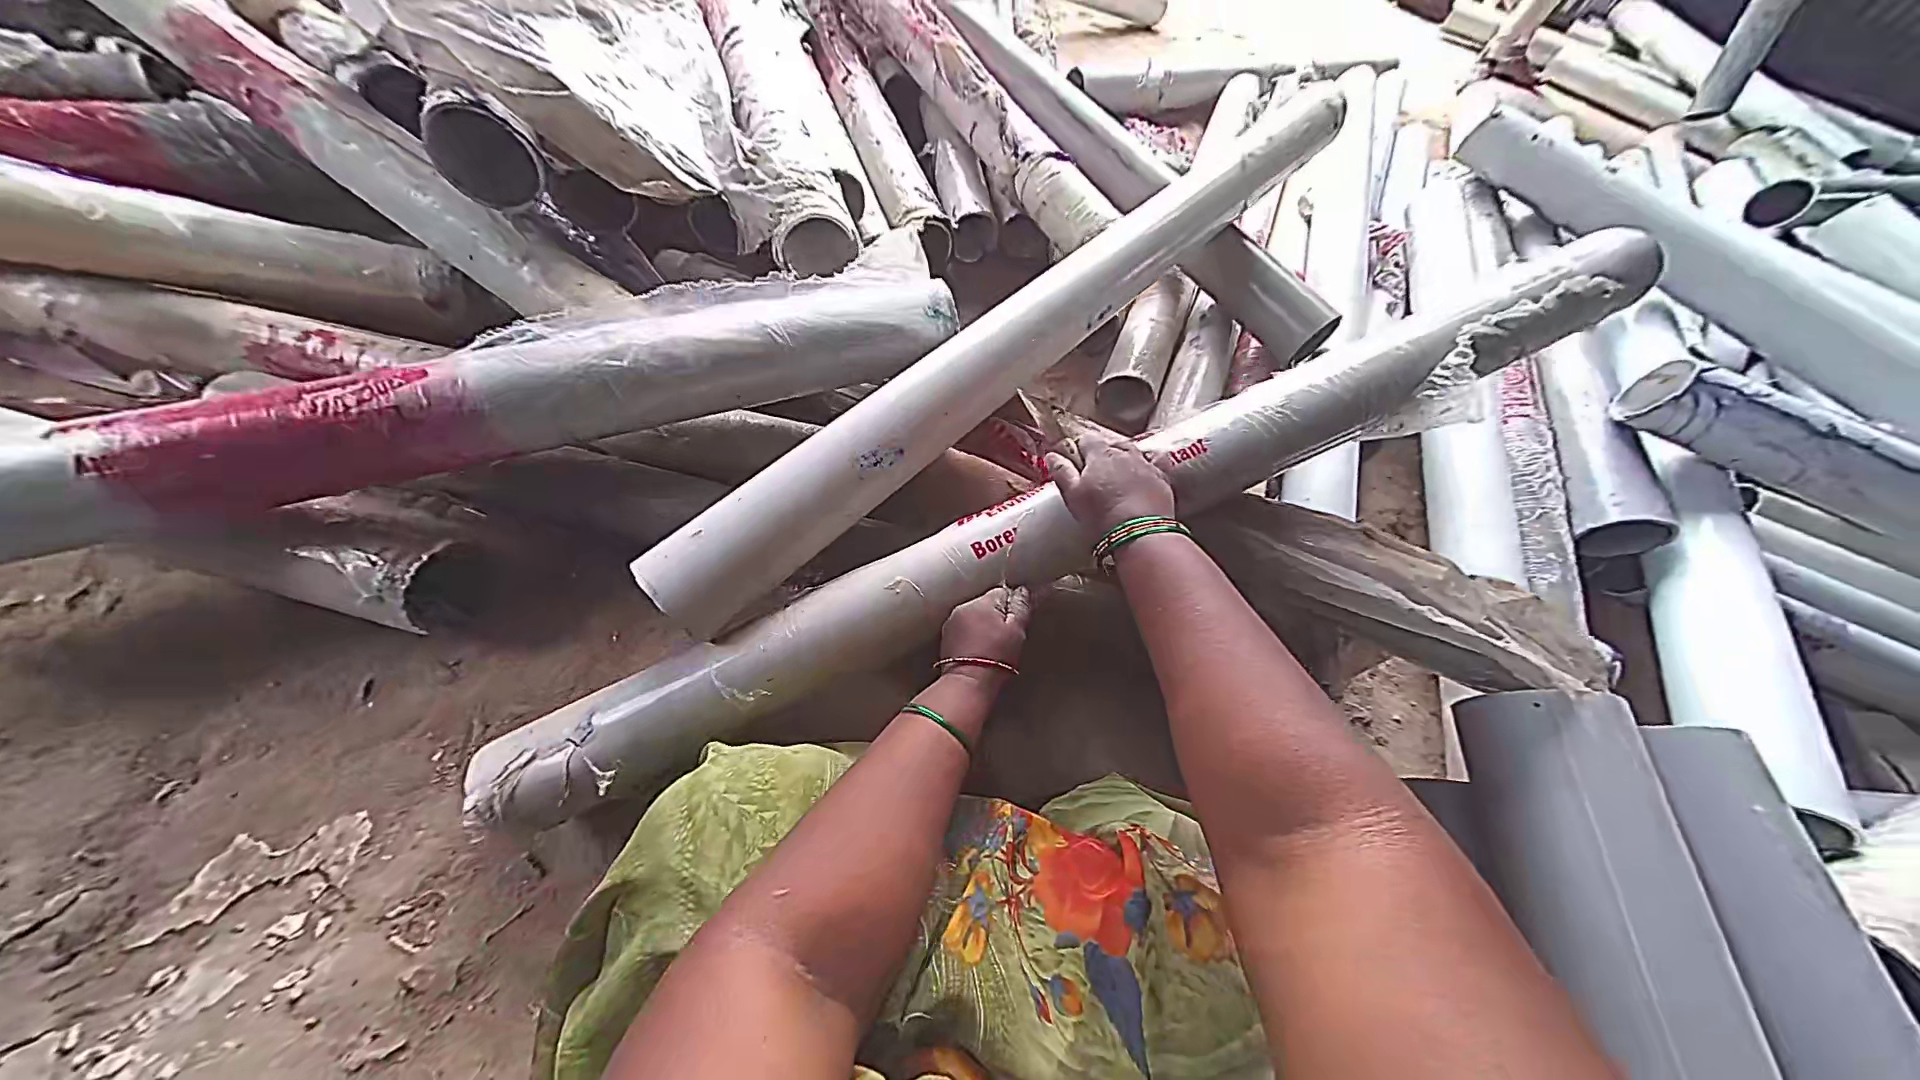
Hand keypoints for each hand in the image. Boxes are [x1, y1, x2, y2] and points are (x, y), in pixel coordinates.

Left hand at [939, 585, 1032, 677]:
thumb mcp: (1017, 631)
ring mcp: (952, 623)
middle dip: (996, 616)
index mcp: (982, 603)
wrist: (969, 683)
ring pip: (974, 616)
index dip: (1012, 607)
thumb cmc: (996, 658)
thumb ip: (1021, 607)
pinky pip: (963, 629)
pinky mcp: (946, 638)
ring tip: (991, 646)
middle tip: (1005, 637)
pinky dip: (971, 636)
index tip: (1016, 623)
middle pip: (986, 603)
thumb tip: (1022, 591)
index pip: (1002, 591)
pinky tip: (978, 650)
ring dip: (982, 625)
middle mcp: (963, 607)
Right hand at [1044, 426, 1175, 534]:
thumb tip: (1052, 455)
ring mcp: (1146, 464)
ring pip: (1132, 452)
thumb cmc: (1100, 514)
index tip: (1075, 464)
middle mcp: (1125, 452)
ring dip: (1124, 460)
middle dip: (1102, 454)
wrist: (1140, 532)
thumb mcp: (1073, 494)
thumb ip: (1062, 471)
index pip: (1086, 439)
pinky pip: (1153, 465)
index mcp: (1100, 453)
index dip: (1079, 449)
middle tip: (1095, 474)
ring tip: (1117, 477)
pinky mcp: (1162, 478)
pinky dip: (1146, 468)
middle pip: (1111, 443)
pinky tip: (1142, 480)